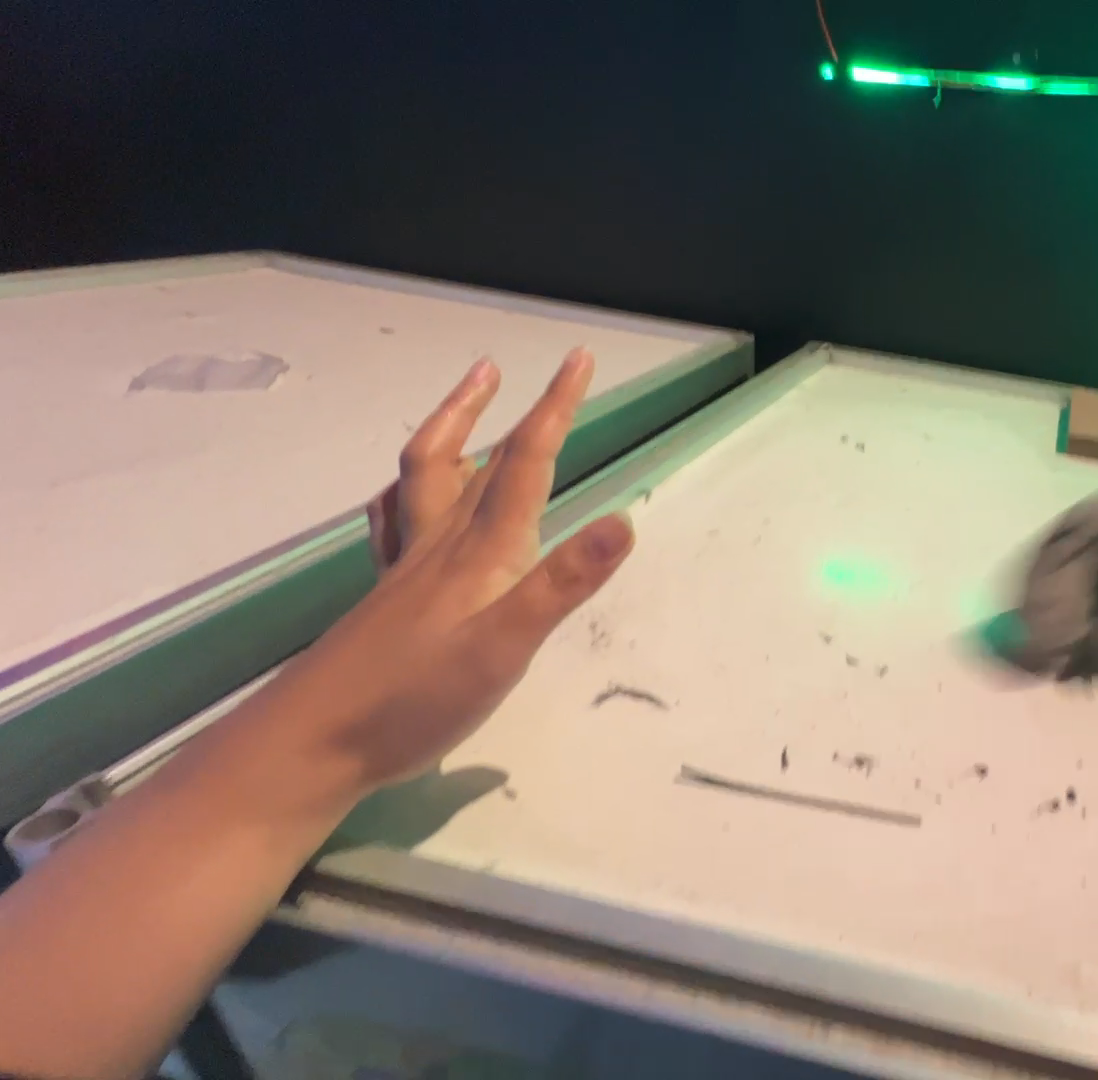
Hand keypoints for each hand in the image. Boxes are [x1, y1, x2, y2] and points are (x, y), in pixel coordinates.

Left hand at [241, 348, 635, 808]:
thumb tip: (623, 522)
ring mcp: (411, 568)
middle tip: (539, 369)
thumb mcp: (505, 646)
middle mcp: (445, 545)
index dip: (556, 408)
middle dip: (519, 409)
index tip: (579, 359)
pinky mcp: (391, 594)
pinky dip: (411, 487)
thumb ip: (564, 583)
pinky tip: (410, 490)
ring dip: (459, 428)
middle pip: (485, 460)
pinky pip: (399, 519)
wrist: (307, 747)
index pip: (528, 464)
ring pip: (434, 478)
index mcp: (482, 551)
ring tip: (474, 395)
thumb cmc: (415, 698)